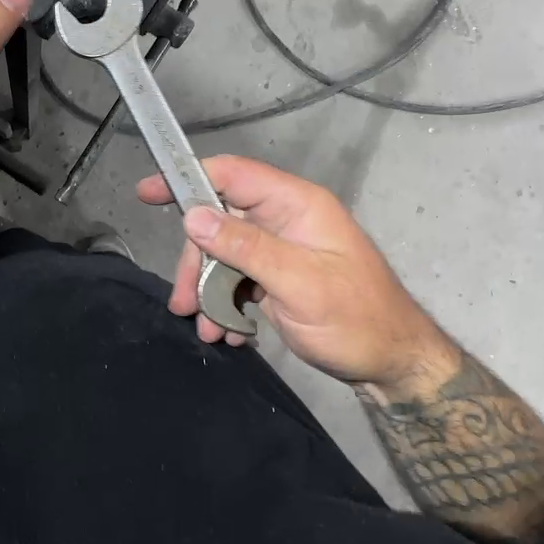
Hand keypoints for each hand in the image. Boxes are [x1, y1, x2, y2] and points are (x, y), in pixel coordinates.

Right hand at [137, 156, 459, 395]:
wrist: (395, 368)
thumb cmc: (358, 320)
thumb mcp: (300, 284)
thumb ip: (246, 247)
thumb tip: (193, 216)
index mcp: (296, 206)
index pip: (232, 175)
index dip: (188, 178)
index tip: (148, 193)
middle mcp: (284, 220)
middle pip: (219, 222)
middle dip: (197, 261)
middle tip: (183, 301)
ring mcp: (280, 249)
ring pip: (222, 254)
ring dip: (207, 289)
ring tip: (205, 327)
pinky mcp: (276, 276)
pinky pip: (235, 278)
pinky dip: (224, 303)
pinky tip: (225, 330)